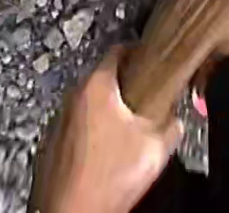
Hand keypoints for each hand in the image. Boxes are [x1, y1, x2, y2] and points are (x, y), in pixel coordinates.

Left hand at [32, 46, 178, 212]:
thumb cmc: (108, 178)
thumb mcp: (153, 149)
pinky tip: (105, 153)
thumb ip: (171, 127)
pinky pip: (76, 127)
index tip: (149, 58)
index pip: (118, 50)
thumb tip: (177, 120)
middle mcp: (74, 95)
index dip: (137, 51)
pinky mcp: (51, 145)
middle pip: (103, 77)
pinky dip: (91, 132)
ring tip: (126, 130)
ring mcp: (59, 120)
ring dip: (106, 110)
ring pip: (89, 103)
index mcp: (97, 85)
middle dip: (124, 85)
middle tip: (145, 99)